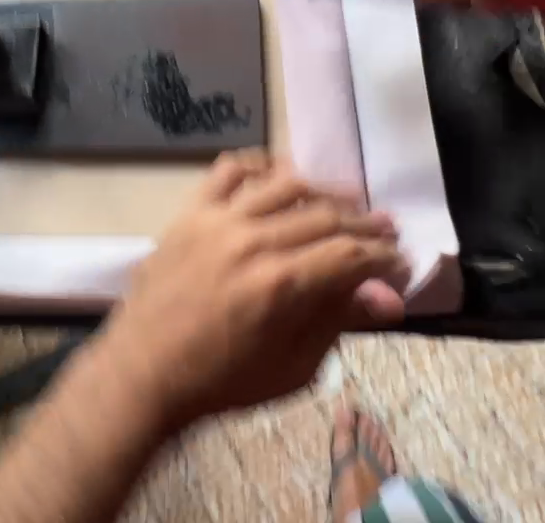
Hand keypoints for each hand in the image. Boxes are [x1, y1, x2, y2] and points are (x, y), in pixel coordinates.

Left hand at [86, 150, 407, 432]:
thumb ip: (338, 321)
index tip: (399, 259)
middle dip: (364, 223)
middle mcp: (252, 240)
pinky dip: (259, 164)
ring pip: (285, 185)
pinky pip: (230, 170)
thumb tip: (390, 297)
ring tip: (347, 199)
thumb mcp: (292, 367)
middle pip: (324, 216)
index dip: (383, 256)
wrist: (146, 369)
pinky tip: (281, 174)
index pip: (349, 255)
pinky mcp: (191, 210)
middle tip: (386, 228)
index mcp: (280, 285)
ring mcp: (218, 219)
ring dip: (324, 189)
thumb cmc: (223, 379)